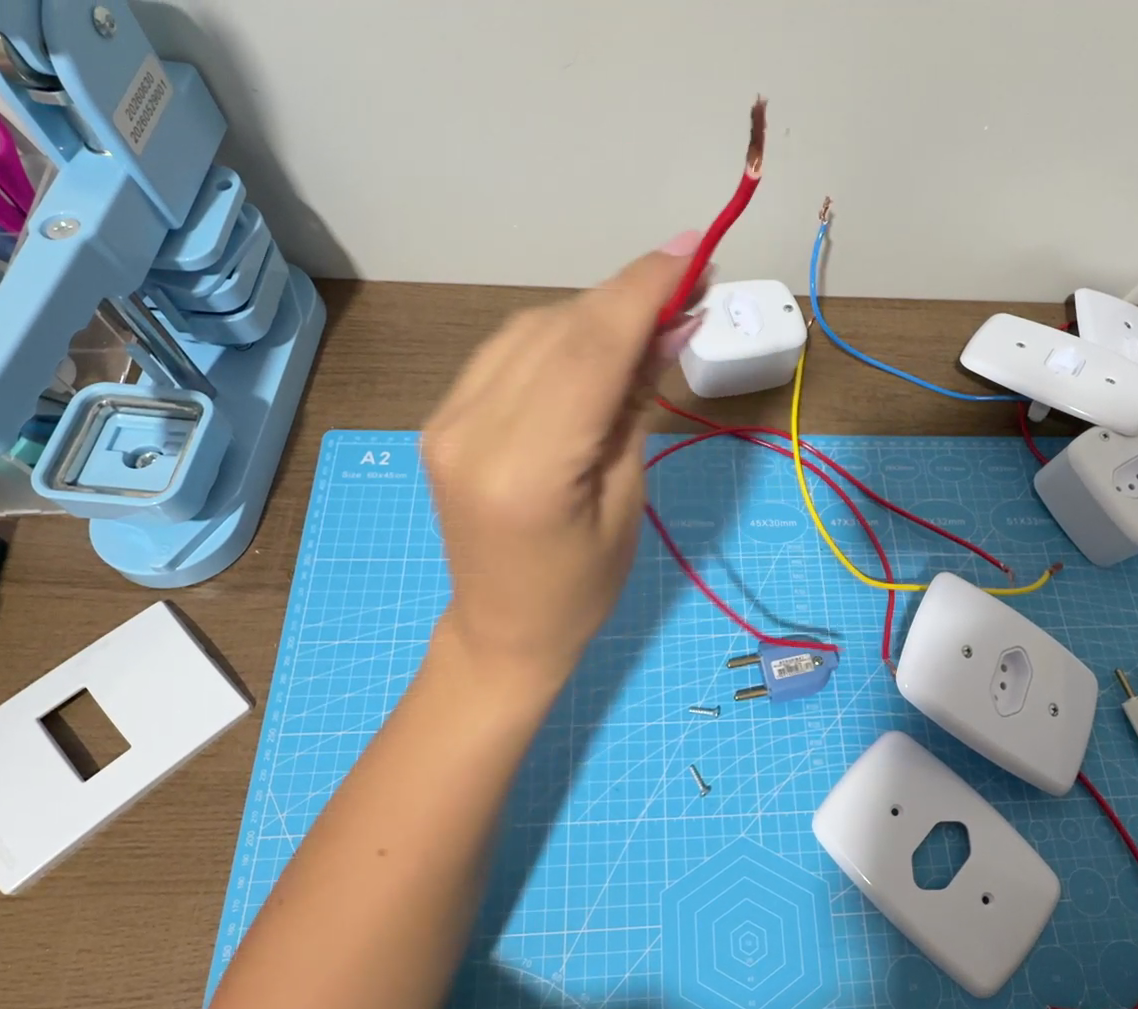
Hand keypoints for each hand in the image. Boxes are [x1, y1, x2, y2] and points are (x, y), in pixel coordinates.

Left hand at [421, 232, 704, 687]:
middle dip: (628, 296)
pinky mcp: (443, 417)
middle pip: (559, 329)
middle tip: (689, 283)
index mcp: (527, 469)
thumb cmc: (582, 587)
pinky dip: (559, 335)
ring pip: (531, 329)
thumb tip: (670, 325)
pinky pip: (507, 351)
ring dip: (595, 313)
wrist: (501, 629)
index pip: (589, 351)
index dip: (644, 291)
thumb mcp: (627, 500)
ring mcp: (446, 420)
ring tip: (650, 319)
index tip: (695, 251)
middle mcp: (472, 431)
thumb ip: (636, 404)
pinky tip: (595, 344)